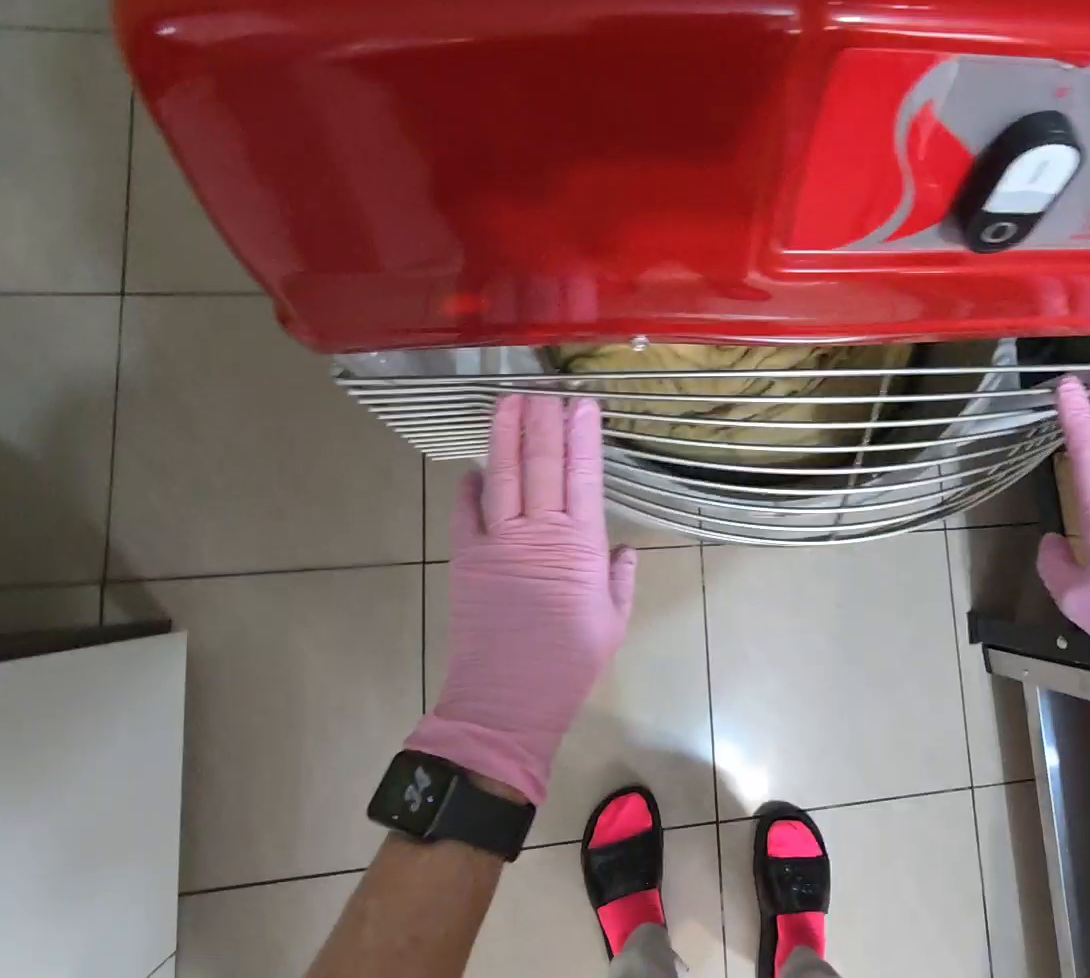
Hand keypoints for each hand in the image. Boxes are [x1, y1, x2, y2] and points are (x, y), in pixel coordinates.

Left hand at [403, 394, 638, 804]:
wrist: (507, 700)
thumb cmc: (570, 663)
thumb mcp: (614, 622)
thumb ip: (620, 580)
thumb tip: (623, 550)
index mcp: (581, 545)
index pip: (584, 476)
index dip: (583, 435)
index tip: (582, 403)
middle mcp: (540, 533)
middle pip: (541, 464)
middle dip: (543, 421)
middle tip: (544, 388)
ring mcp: (498, 542)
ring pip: (502, 476)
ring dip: (504, 436)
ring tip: (508, 401)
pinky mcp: (467, 558)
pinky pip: (466, 512)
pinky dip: (469, 487)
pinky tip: (473, 468)